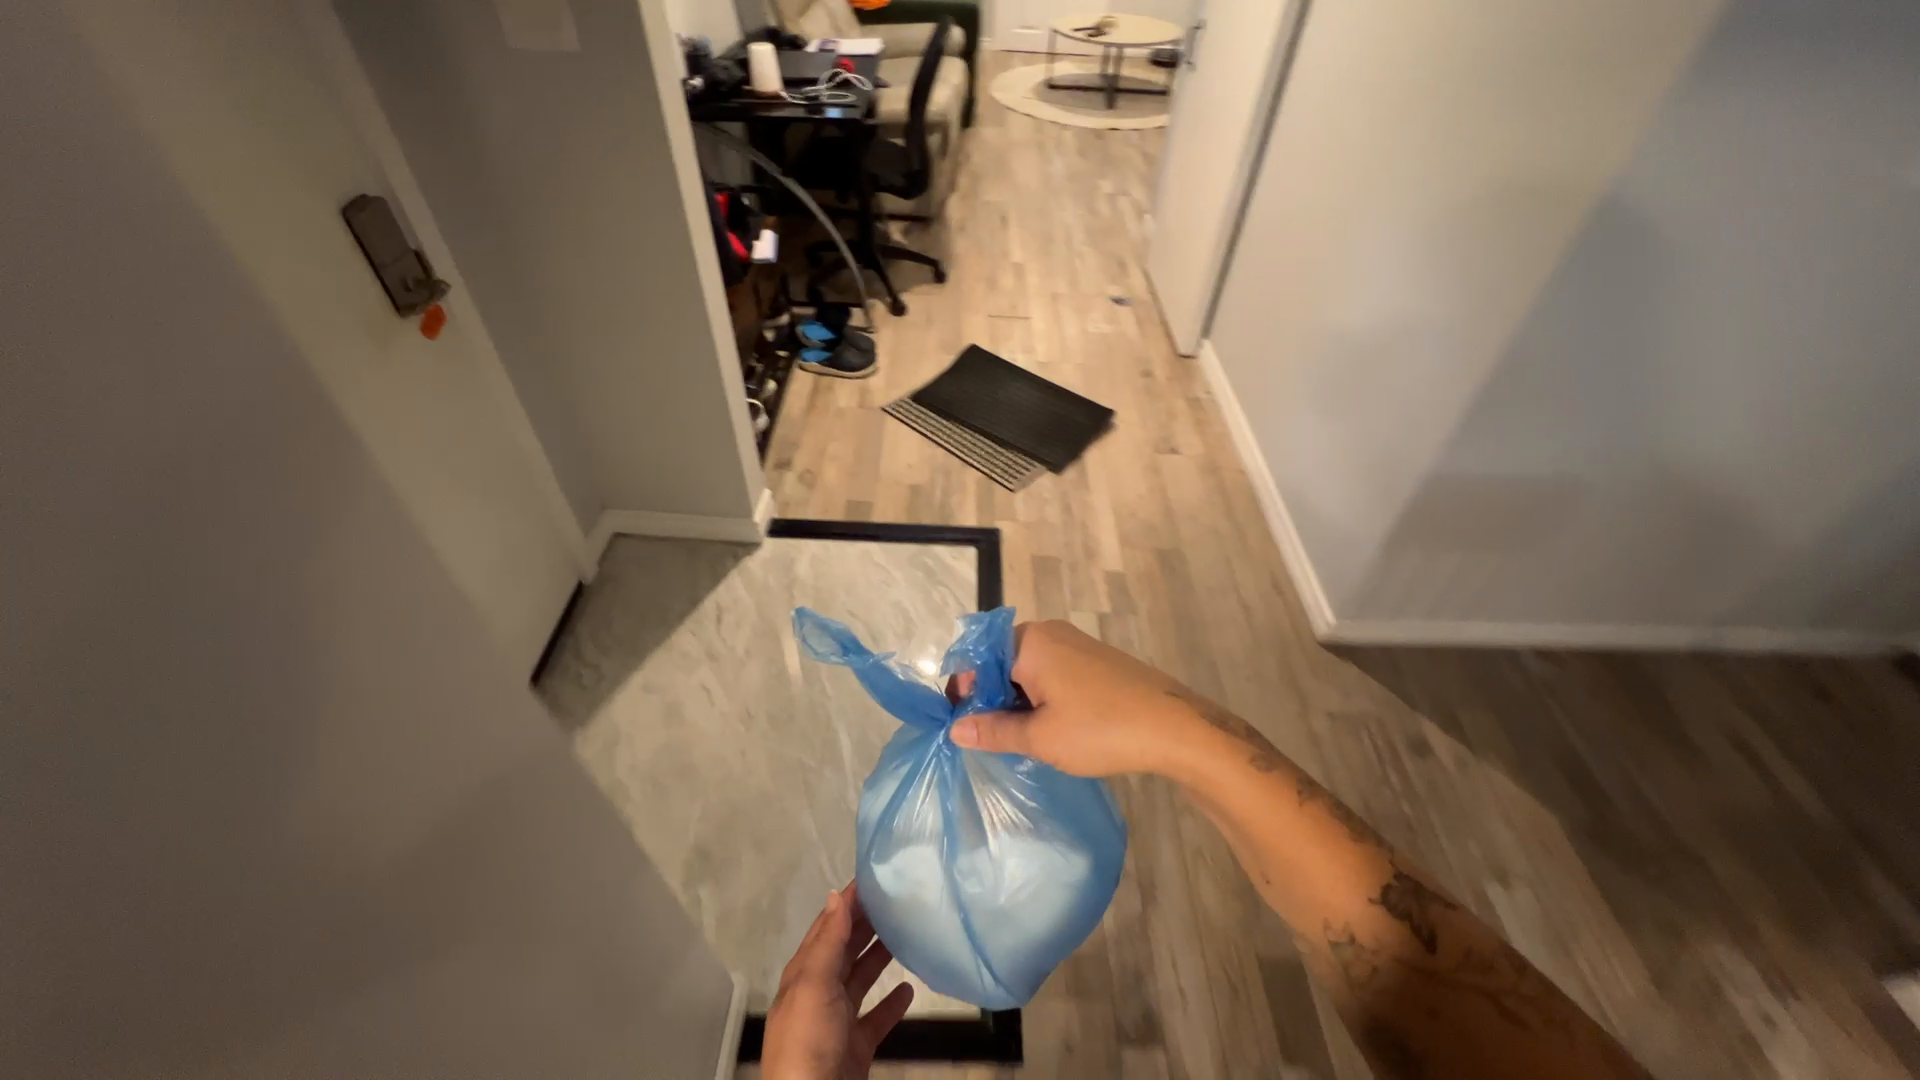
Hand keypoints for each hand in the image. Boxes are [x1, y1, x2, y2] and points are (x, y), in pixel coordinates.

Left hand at [762, 885, 913, 1079]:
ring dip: (880, 957)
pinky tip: (910, 989)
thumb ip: (827, 941)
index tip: (875, 878)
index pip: (827, 927)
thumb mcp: (813, 984)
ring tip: (906, 934)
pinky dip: (892, 1003)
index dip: (848, 903)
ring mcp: (838, 1021)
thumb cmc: (808, 1040)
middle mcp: (819, 992)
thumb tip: (836, 894)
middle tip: (898, 899)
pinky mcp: (856, 1047)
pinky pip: (876, 1018)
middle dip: (866, 924)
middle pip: (845, 950)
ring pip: (861, 979)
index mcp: (804, 974)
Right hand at [947, 619, 1201, 777]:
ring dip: (1018, 700)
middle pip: (1003, 660)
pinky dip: (1043, 697)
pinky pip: (1054, 673)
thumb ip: (993, 730)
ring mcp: (1077, 645)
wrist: (1176, 729)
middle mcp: (1052, 633)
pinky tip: (1052, 728)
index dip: (965, 689)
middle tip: (992, 736)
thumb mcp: (1039, 737)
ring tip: (1022, 738)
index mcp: (1030, 641)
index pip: (978, 656)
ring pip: (1029, 669)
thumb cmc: (1100, 729)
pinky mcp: (1097, 661)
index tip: (964, 724)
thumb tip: (956, 729)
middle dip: (992, 696)